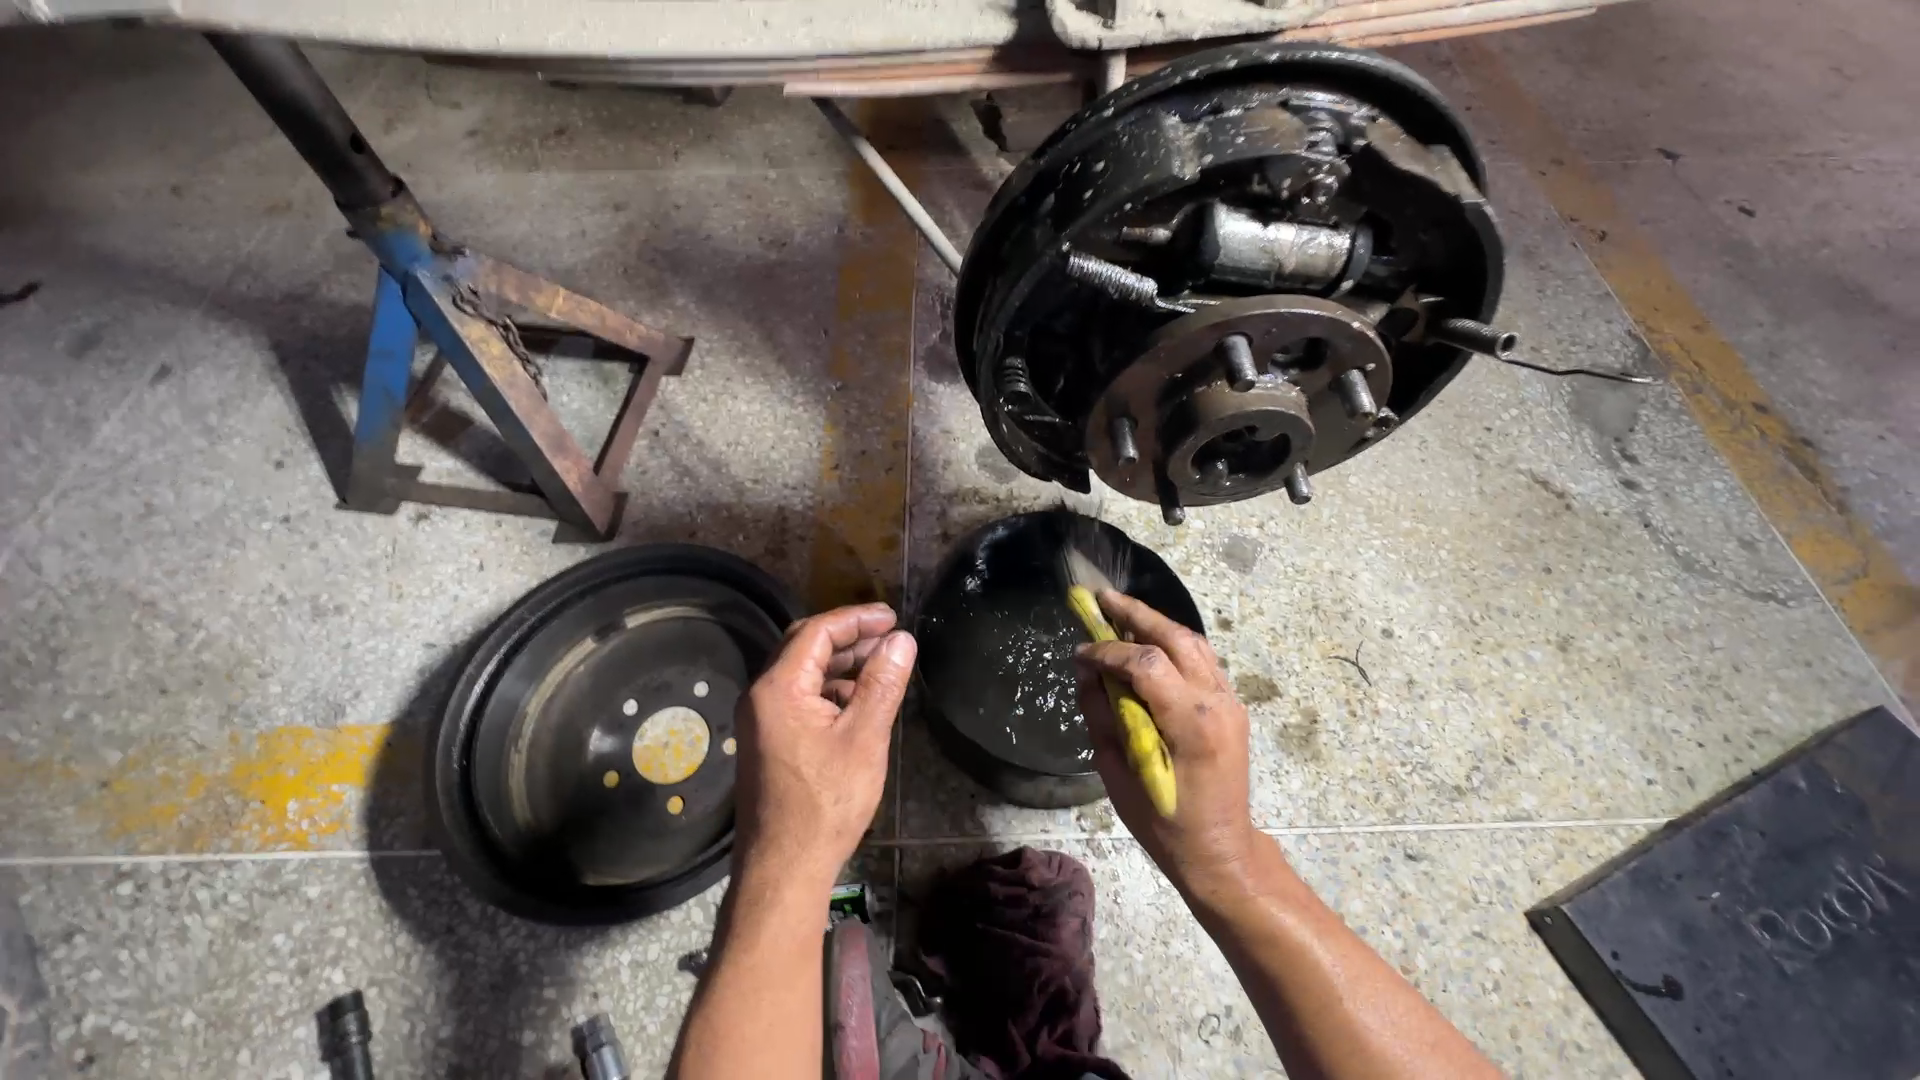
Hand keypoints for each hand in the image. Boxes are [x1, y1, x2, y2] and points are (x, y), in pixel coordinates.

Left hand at [734, 603, 916, 888]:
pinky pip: (798, 698)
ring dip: (840, 664)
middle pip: (804, 646)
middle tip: (889, 635)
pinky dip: (829, 690)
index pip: (816, 631)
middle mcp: (761, 696)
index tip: (892, 617)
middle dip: (848, 637)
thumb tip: (902, 640)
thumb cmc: (826, 803)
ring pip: (802, 673)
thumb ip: (882, 684)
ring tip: (882, 666)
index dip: (856, 619)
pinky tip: (858, 703)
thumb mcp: (864, 738)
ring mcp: (760, 720)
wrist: (784, 868)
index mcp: (778, 688)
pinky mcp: (767, 741)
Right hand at [1074, 591, 1262, 897]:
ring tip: (1120, 612)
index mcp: (1191, 722)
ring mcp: (1230, 702)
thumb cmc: (1163, 822)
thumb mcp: (1118, 771)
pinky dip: (1172, 644)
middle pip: (1175, 638)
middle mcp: (1217, 702)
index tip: (1080, 652)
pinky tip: (1147, 642)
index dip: (1107, 650)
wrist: (1219, 849)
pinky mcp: (1231, 707)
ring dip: (1155, 624)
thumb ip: (1102, 714)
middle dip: (1135, 614)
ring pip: (1193, 643)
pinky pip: (1200, 661)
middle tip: (1101, 599)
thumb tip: (1087, 671)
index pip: (1145, 663)